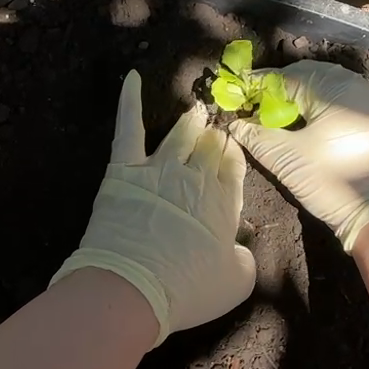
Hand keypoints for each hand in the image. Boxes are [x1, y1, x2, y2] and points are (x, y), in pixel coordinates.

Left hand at [53, 71, 256, 344]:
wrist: (132, 287)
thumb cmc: (187, 290)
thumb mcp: (237, 282)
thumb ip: (244, 257)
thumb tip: (239, 242)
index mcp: (224, 204)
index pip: (232, 169)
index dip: (233, 158)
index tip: (232, 151)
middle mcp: (195, 178)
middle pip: (209, 149)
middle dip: (214, 137)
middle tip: (215, 128)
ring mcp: (159, 168)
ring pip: (179, 135)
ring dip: (189, 122)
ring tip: (195, 110)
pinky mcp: (124, 169)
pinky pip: (128, 127)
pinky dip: (129, 101)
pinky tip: (132, 78)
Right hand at [227, 61, 368, 250]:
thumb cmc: (333, 182)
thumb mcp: (288, 159)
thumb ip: (257, 136)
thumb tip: (235, 124)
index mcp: (335, 89)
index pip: (287, 77)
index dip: (259, 85)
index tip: (237, 94)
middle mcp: (356, 86)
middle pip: (308, 77)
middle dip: (279, 88)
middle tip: (255, 105)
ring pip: (325, 88)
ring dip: (298, 97)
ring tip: (276, 115)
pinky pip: (340, 101)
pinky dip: (318, 106)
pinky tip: (303, 124)